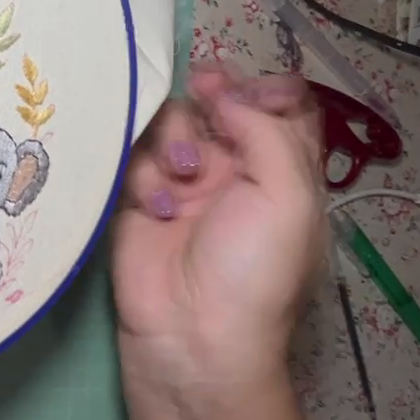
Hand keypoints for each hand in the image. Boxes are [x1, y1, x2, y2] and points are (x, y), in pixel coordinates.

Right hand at [110, 64, 324, 404]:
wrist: (190, 331)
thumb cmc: (253, 268)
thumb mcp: (287, 196)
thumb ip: (263, 130)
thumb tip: (223, 91)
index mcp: (280, 169)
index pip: (277, 108)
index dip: (264, 88)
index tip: (249, 88)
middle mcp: (231, 169)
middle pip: (216, 105)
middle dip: (210, 99)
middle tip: (204, 96)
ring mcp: (180, 183)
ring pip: (168, 126)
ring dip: (175, 141)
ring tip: (184, 175)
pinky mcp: (135, 198)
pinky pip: (133, 160)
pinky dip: (145, 178)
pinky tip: (155, 210)